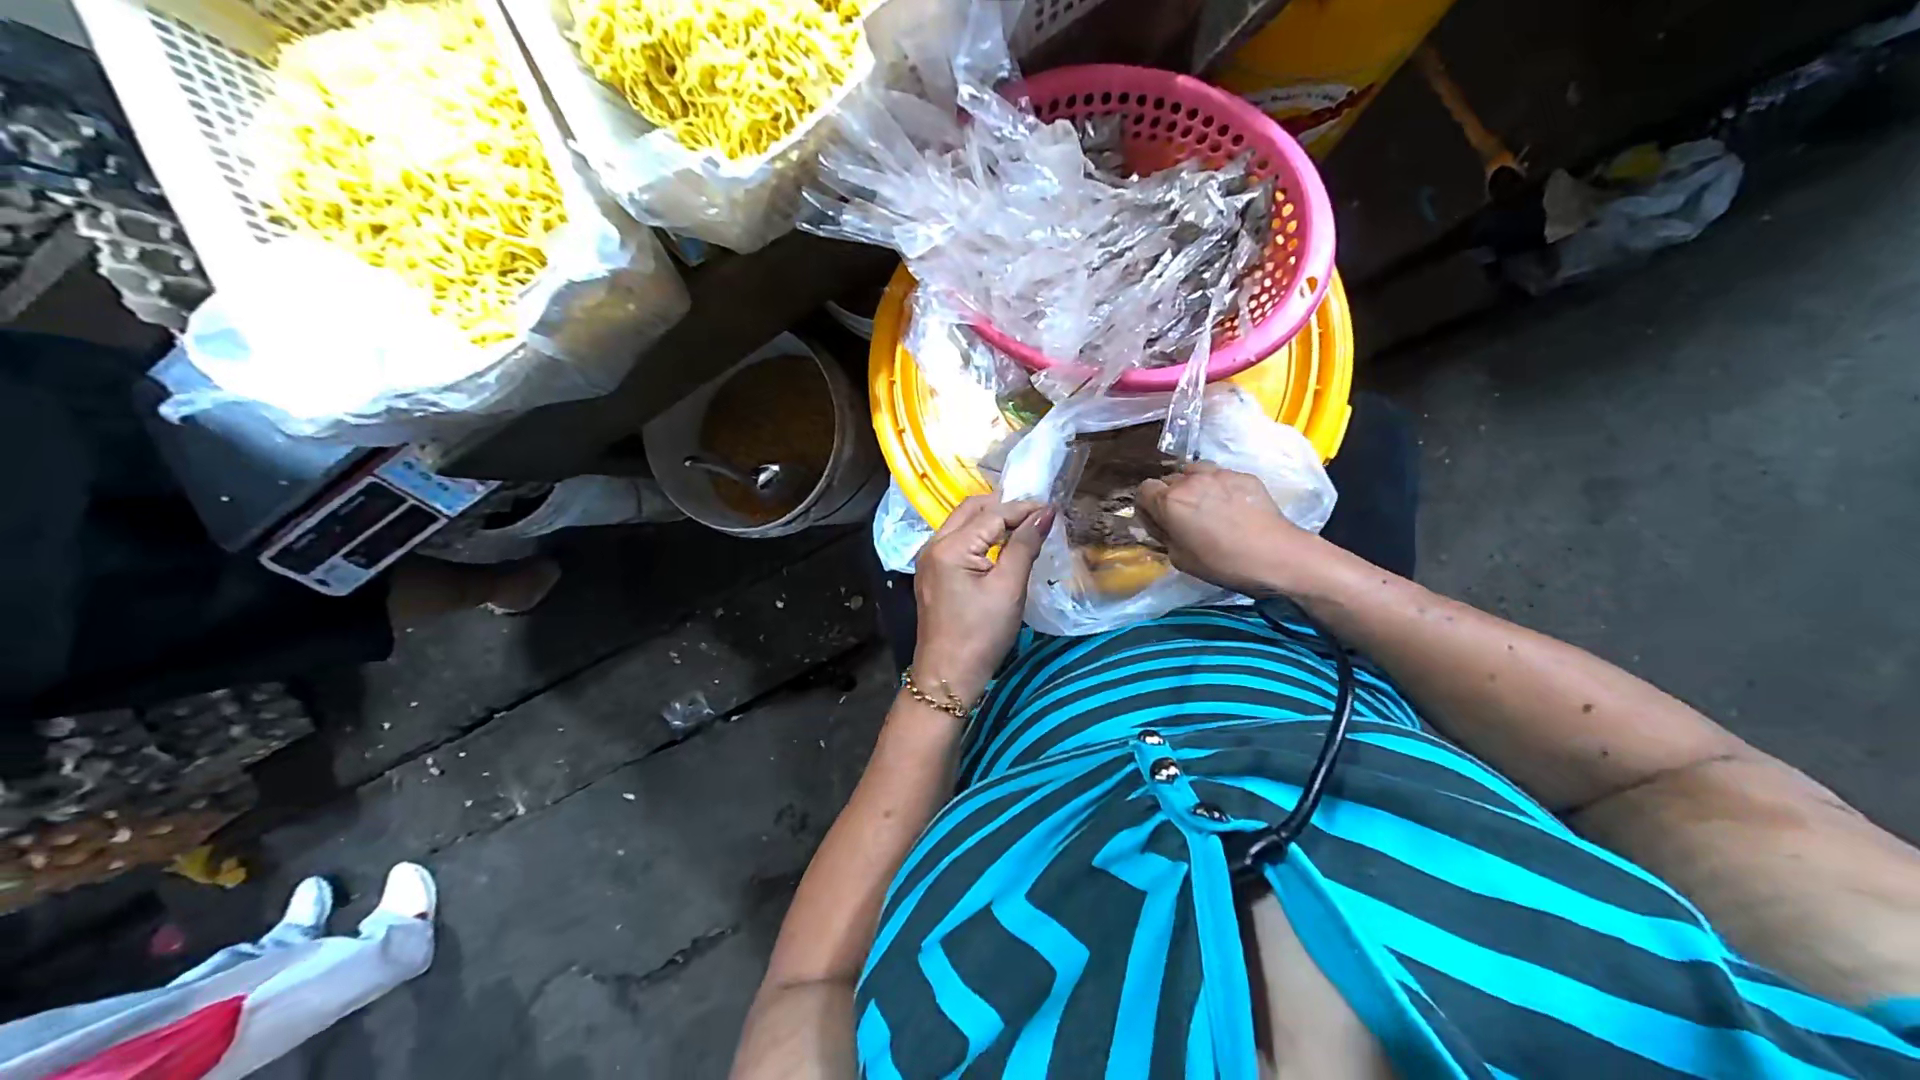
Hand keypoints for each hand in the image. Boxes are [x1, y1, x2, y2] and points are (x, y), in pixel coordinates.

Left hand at [912, 496, 1053, 706]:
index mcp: (950, 547)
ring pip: (962, 522)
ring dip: (992, 519)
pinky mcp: (933, 572)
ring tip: (1024, 526)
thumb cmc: (981, 635)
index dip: (1024, 509)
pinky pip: (957, 539)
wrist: (948, 676)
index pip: (992, 514)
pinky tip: (1001, 544)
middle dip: (1005, 506)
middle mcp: (933, 545)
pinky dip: (980, 535)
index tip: (1053, 509)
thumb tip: (1045, 513)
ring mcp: (929, 558)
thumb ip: (1025, 545)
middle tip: (1037, 514)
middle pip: (971, 509)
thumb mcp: (1009, 588)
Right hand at [1136, 462, 1344, 596]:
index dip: (1147, 506)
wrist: (1276, 556)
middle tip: (1183, 518)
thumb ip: (1164, 535)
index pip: (1143, 490)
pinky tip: (1230, 506)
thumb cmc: (1222, 563)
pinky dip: (1218, 487)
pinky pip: (1220, 476)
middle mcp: (1190, 481)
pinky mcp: (1243, 475)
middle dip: (1169, 496)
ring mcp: (1218, 474)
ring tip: (1205, 505)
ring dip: (1192, 486)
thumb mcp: (1180, 559)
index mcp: (1169, 501)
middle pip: (1167, 480)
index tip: (1158, 521)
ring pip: (1193, 472)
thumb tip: (1162, 524)